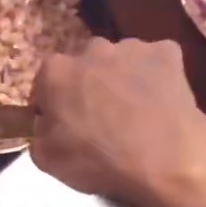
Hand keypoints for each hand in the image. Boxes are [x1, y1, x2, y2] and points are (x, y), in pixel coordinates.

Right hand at [31, 38, 205, 206]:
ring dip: (118, 81)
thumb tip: (46, 123)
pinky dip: (151, 79)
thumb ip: (38, 133)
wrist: (162, 157)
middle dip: (86, 88)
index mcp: (55, 72)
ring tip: (130, 114)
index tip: (59, 124)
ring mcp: (131, 46)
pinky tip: (155, 104)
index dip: (50, 105)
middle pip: (83, 68)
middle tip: (96, 120)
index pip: (44, 83)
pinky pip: (152, 64)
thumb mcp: (46, 160)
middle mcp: (91, 48)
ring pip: (118, 63)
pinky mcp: (167, 52)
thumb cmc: (96, 159)